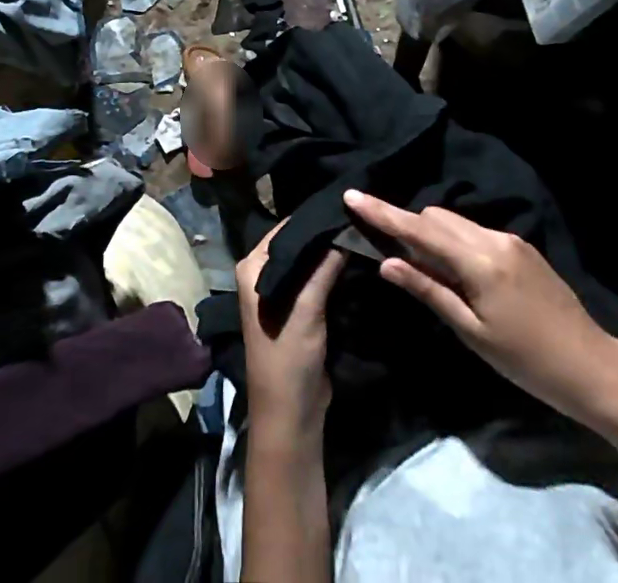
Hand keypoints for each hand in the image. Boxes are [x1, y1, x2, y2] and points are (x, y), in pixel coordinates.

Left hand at [237, 219, 346, 435]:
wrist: (291, 412)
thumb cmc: (288, 357)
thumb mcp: (307, 308)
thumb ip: (323, 267)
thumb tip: (345, 226)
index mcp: (253, 268)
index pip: (287, 229)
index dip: (314, 217)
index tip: (347, 204)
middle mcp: (263, 273)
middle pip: (299, 242)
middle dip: (326, 232)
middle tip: (362, 216)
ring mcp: (281, 290)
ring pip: (310, 260)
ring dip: (332, 251)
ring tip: (364, 231)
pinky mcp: (299, 306)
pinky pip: (317, 278)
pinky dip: (334, 269)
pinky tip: (358, 258)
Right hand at [342, 189, 617, 427]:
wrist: (590, 364)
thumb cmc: (525, 359)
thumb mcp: (471, 331)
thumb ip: (428, 290)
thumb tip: (387, 262)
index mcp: (480, 260)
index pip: (420, 228)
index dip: (383, 213)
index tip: (352, 196)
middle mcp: (494, 238)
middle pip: (436, 217)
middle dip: (406, 224)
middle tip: (385, 250)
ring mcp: (510, 239)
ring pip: (456, 222)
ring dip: (430, 233)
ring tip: (416, 264)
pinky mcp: (521, 247)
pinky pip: (474, 232)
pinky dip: (453, 242)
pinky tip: (451, 269)